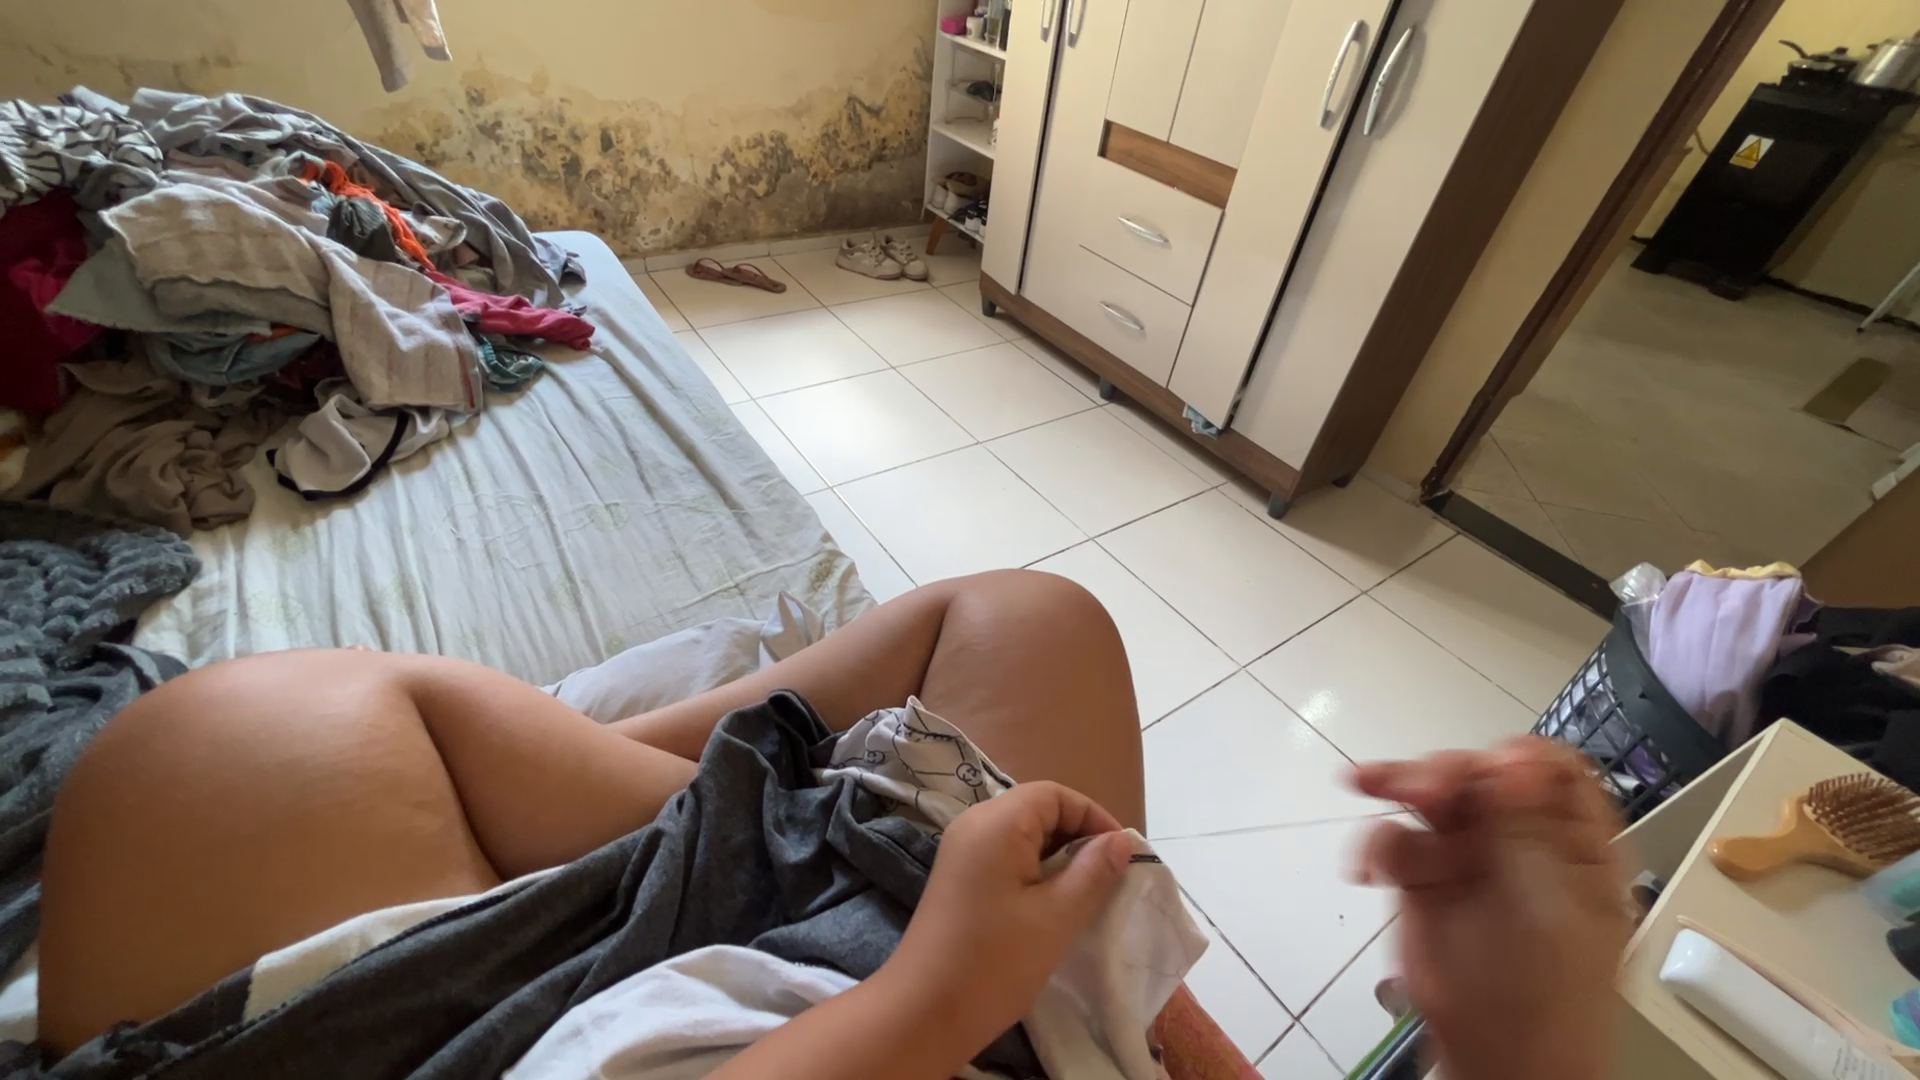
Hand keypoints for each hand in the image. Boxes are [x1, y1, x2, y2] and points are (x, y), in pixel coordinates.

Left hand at [882, 781, 1131, 1051]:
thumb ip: (1092, 873)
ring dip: (1056, 854)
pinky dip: (1033, 867)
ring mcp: (962, 848)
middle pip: (1037, 808)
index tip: (1121, 855)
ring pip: (1022, 831)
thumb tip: (1119, 841)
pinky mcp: (958, 873)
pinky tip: (1050, 903)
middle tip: (1107, 877)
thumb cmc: (995, 962)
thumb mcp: (1055, 918)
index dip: (1092, 816)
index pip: (1054, 794)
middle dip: (1076, 835)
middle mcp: (975, 823)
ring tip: (1084, 893)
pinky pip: (1004, 852)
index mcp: (997, 822)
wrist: (923, 1012)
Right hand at [1352, 738, 1630, 1079]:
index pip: (1551, 774)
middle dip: (1442, 771)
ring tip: (1364, 782)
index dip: (1520, 761)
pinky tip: (1369, 869)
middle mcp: (1516, 837)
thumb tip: (1517, 761)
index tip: (1489, 769)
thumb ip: (1529, 832)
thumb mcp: (1549, 909)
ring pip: (1427, 791)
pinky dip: (1373, 844)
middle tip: (1415, 790)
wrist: (1493, 1056)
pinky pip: (1390, 835)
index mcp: (1568, 845)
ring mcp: (1464, 851)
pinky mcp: (1418, 870)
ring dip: (1395, 782)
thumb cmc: (1545, 995)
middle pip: (1477, 773)